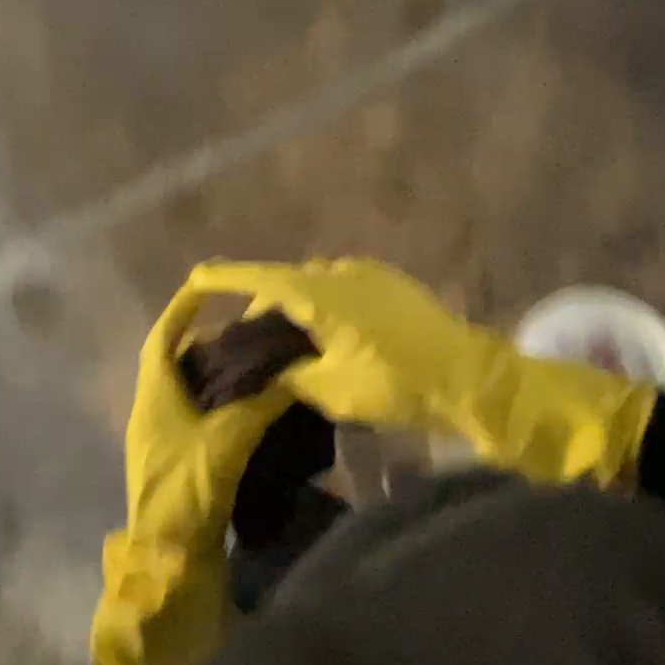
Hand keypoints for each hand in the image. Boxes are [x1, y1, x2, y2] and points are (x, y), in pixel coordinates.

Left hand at [92, 279, 293, 664]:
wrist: (168, 557)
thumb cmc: (189, 486)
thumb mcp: (230, 439)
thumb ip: (263, 403)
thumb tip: (296, 375)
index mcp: (153, 395)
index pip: (162, 336)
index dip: (182, 308)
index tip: (204, 285)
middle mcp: (150, 409)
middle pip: (175, 361)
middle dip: (208, 342)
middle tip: (245, 332)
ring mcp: (158, 436)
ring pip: (185, 388)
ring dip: (214, 372)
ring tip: (253, 363)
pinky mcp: (173, 458)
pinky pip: (193, 412)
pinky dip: (217, 400)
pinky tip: (247, 404)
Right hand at [186, 257, 497, 432]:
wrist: (467, 374)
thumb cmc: (396, 383)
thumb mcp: (334, 390)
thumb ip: (294, 376)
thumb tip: (274, 371)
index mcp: (321, 295)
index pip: (263, 280)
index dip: (227, 277)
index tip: (198, 275)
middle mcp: (341, 273)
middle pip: (290, 281)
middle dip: (267, 304)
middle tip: (256, 342)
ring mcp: (370, 273)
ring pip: (319, 283)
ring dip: (301, 305)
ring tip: (296, 343)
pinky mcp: (391, 282)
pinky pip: (345, 286)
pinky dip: (328, 303)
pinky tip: (334, 334)